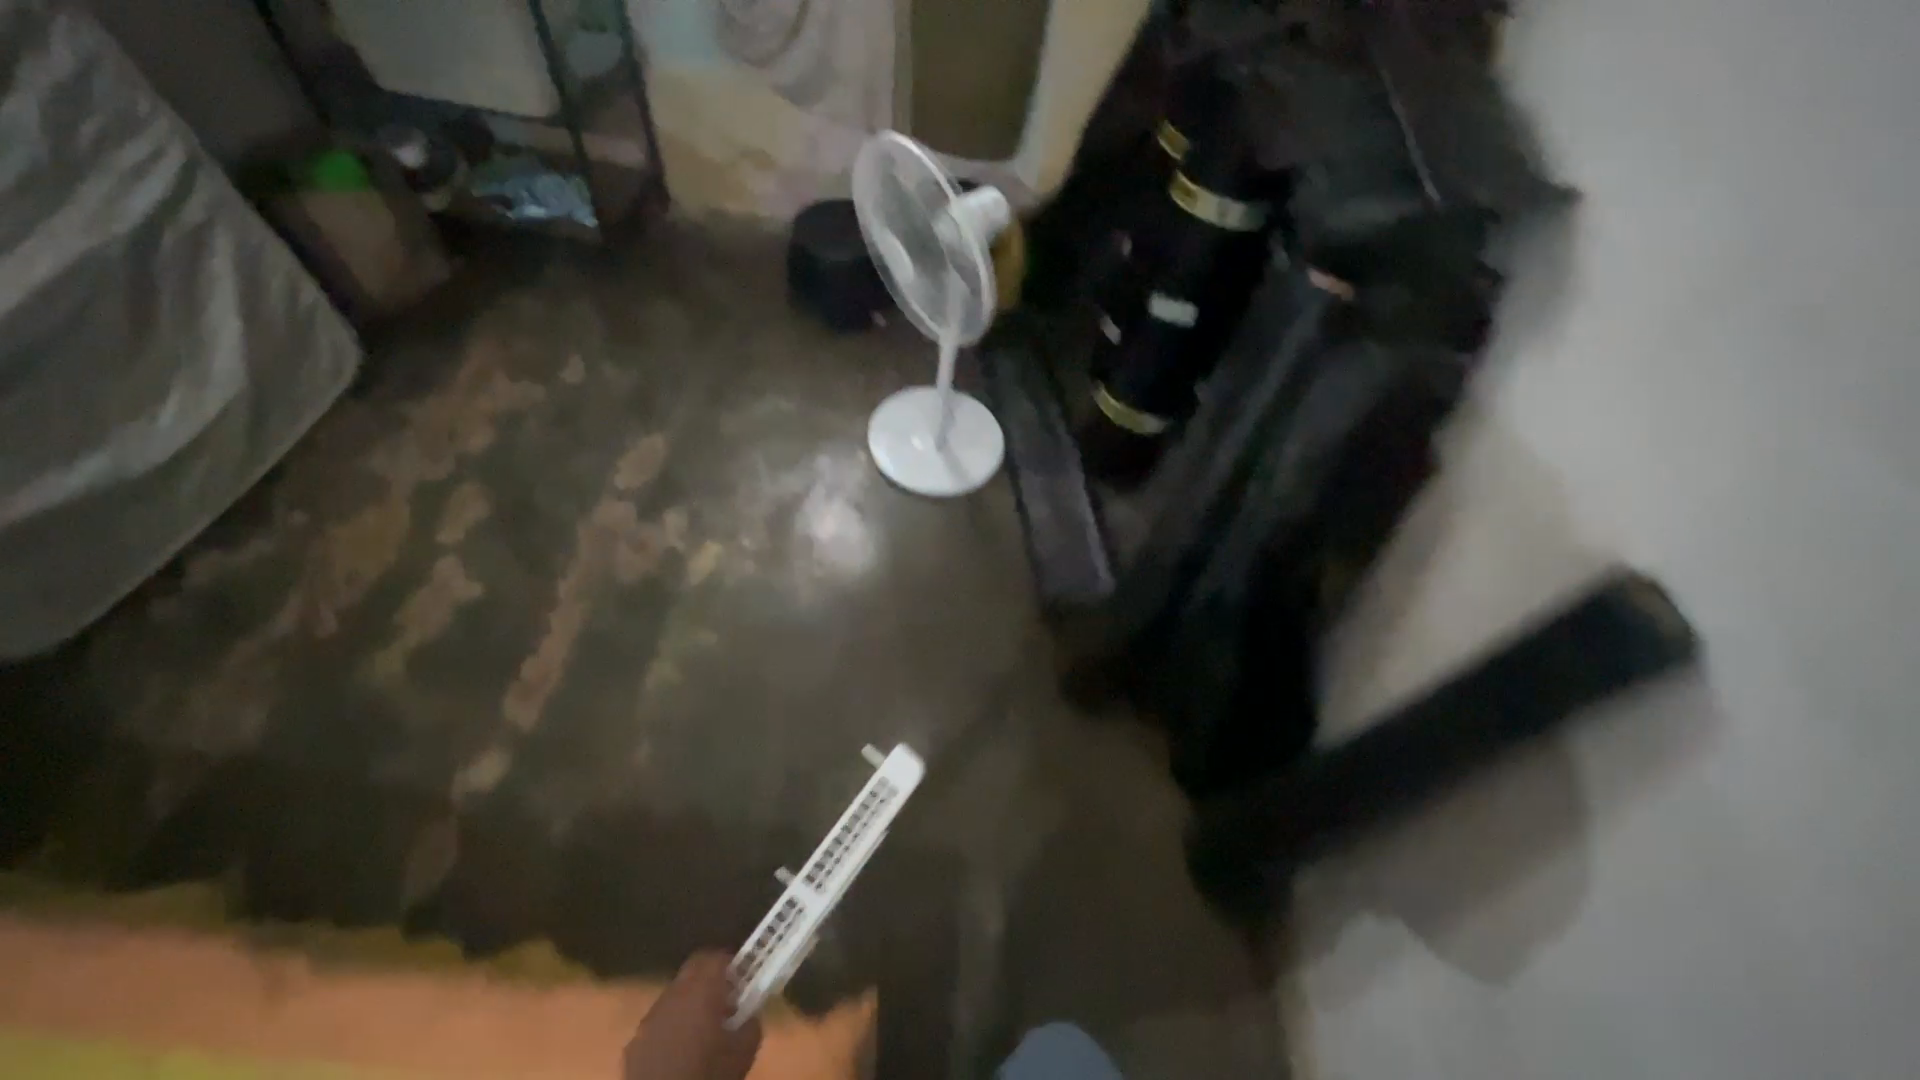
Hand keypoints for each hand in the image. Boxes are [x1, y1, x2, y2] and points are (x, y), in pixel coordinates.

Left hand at [625, 952, 761, 1079]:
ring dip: (690, 1004)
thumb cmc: (708, 1074)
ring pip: (674, 997)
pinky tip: (682, 1052)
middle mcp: (671, 996)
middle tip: (728, 1001)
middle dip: (711, 980)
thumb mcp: (744, 1052)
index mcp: (699, 991)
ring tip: (705, 1031)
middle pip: (691, 972)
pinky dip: (673, 1026)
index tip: (743, 980)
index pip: (713, 956)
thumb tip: (750, 1013)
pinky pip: (659, 1022)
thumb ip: (751, 1023)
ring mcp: (649, 1019)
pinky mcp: (634, 1043)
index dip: (730, 964)